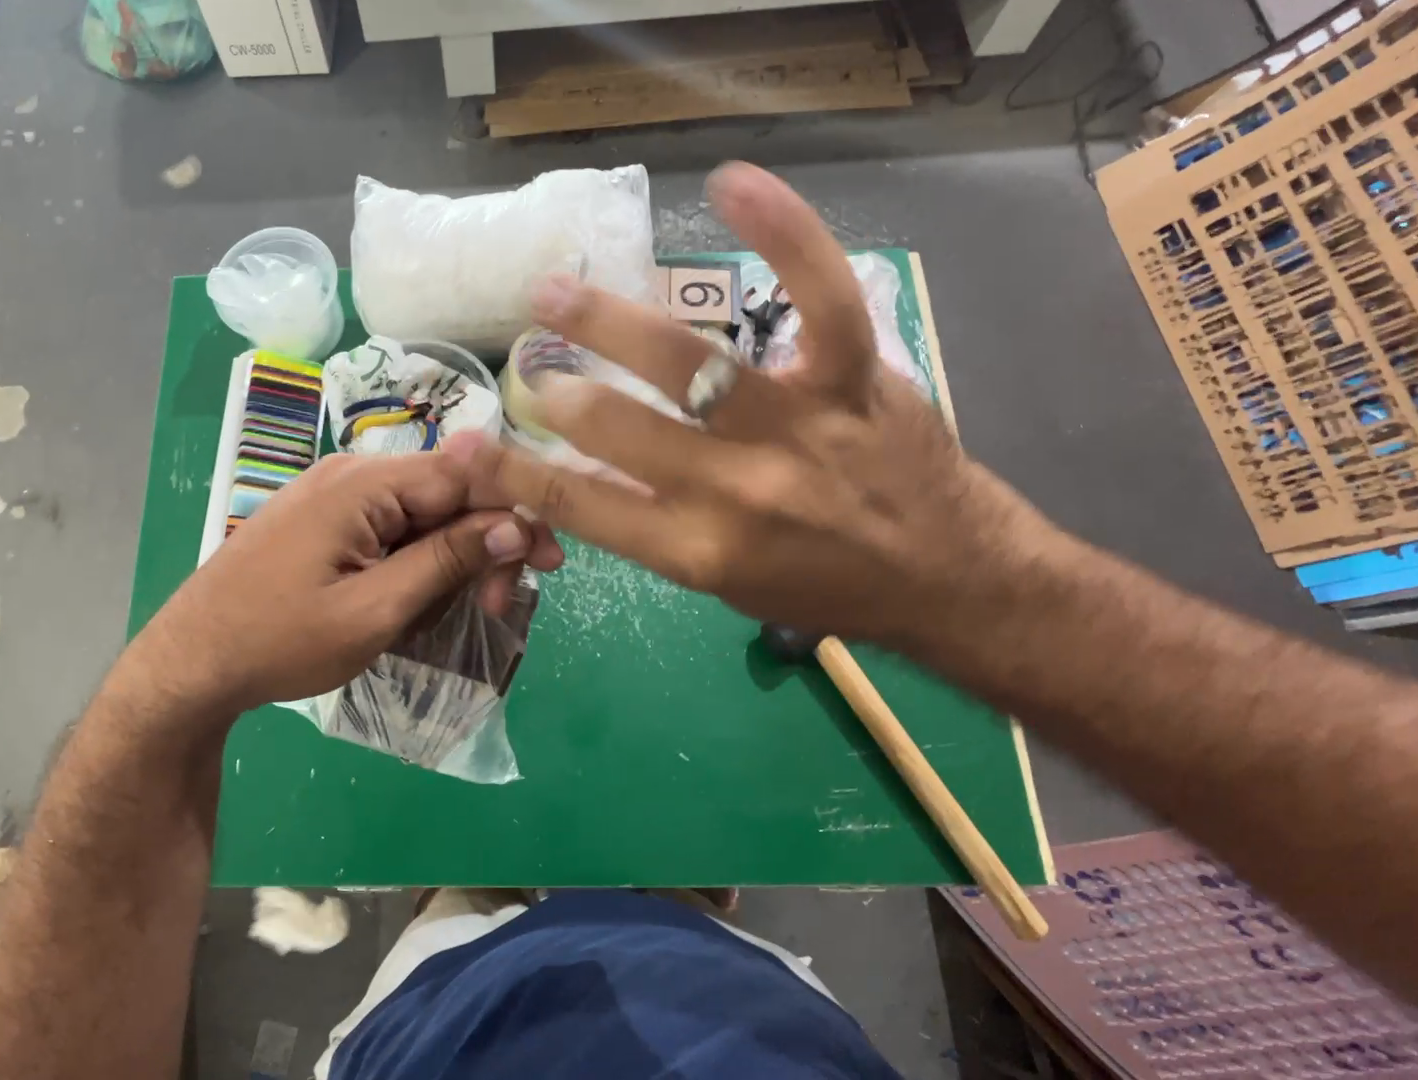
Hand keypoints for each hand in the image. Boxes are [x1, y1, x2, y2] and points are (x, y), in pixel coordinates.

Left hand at [133, 451, 562, 717]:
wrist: (191, 662)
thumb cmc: (281, 641)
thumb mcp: (376, 609)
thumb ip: (447, 560)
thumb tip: (516, 524)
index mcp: (362, 484)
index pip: (465, 474)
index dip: (515, 512)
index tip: (549, 560)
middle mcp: (349, 473)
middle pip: (445, 493)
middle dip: (481, 545)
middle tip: (498, 605)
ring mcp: (332, 495)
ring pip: (420, 514)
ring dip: (450, 558)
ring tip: (460, 612)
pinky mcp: (322, 520)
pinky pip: (389, 527)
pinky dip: (416, 560)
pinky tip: (420, 598)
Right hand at [454, 162, 1059, 647]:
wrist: (947, 580)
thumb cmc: (822, 588)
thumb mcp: (720, 583)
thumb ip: (649, 527)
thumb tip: (578, 474)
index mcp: (696, 548)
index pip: (579, 506)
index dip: (514, 472)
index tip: (469, 448)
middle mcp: (736, 490)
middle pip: (616, 429)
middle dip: (558, 395)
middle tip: (531, 366)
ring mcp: (796, 426)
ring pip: (688, 361)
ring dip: (606, 322)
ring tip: (552, 291)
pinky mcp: (853, 378)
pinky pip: (817, 297)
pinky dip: (783, 232)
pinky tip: (733, 183)